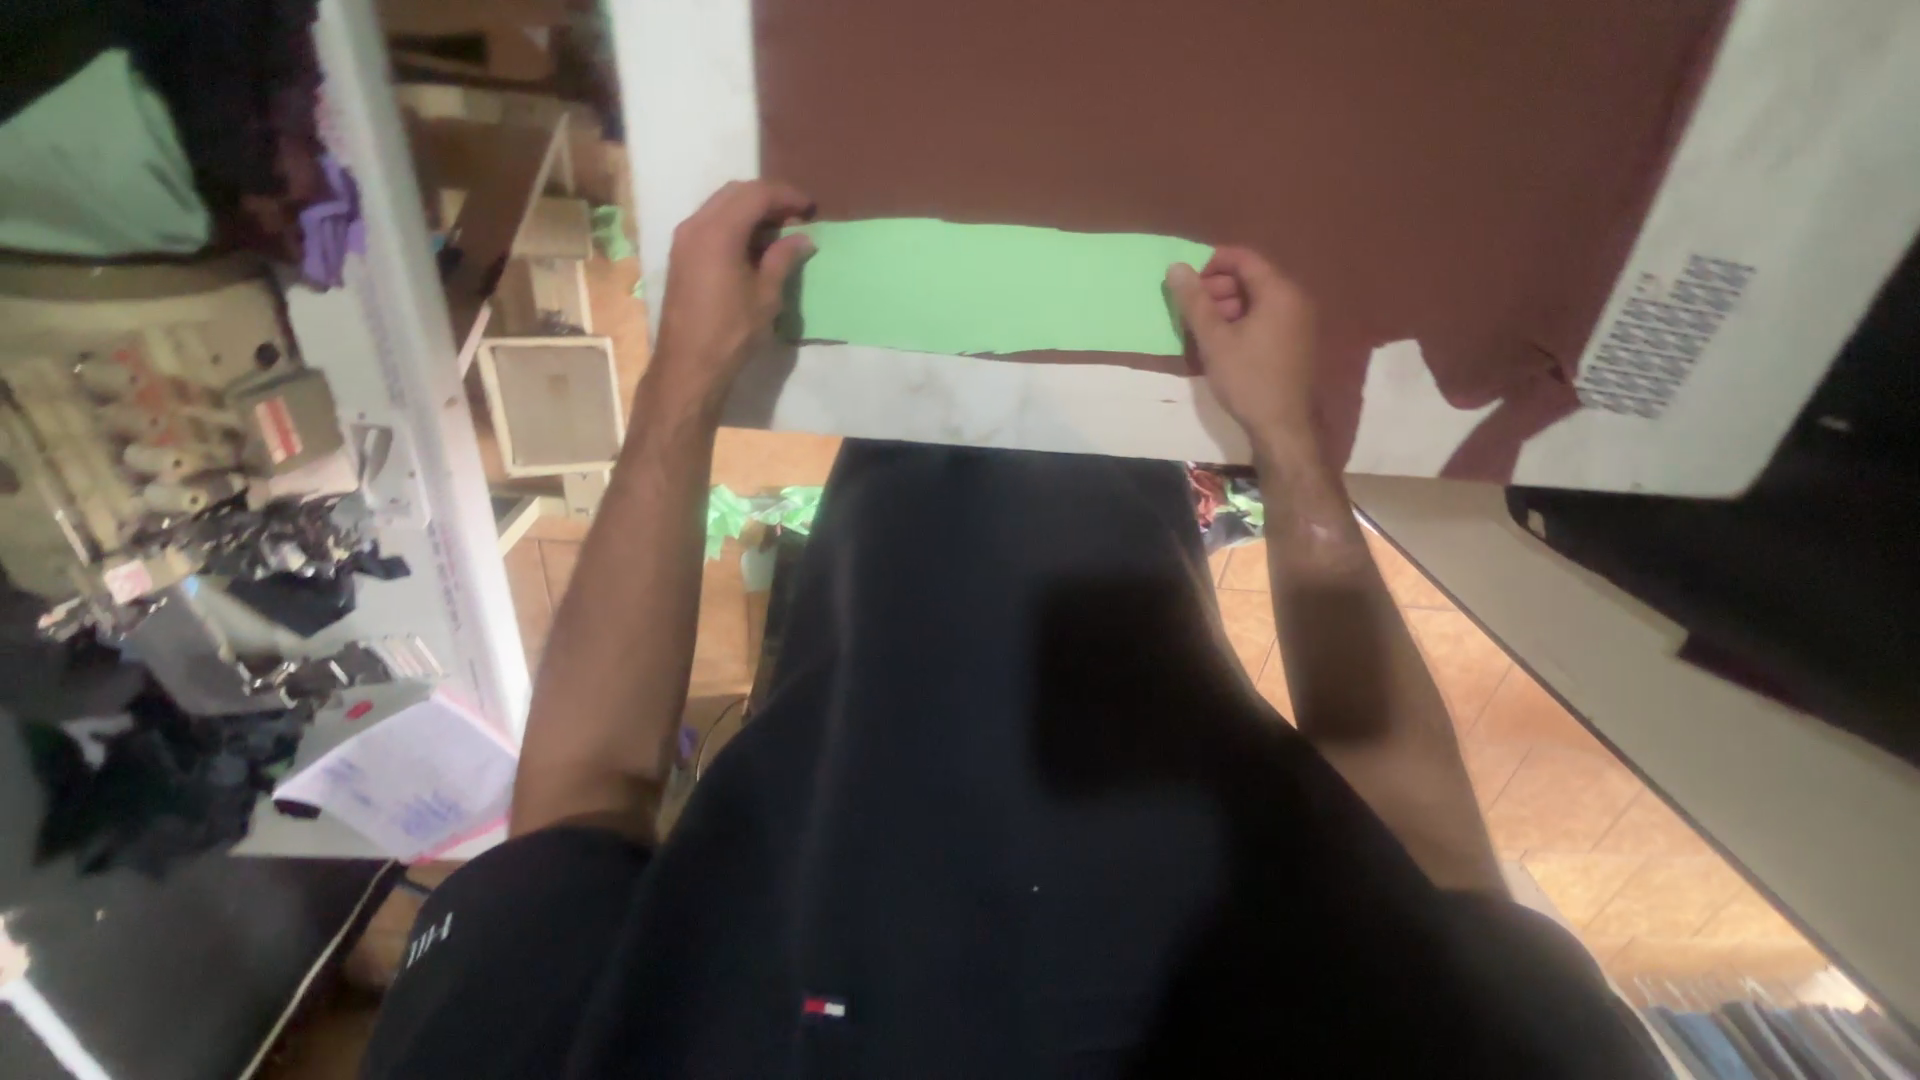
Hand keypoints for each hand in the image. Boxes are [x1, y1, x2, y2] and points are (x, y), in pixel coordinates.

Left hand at [648, 180, 816, 417]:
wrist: (689, 363)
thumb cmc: (731, 332)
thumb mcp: (766, 295)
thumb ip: (783, 259)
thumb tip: (802, 238)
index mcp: (718, 232)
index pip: (756, 194)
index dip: (786, 196)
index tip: (810, 208)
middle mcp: (696, 225)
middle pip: (736, 192)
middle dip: (768, 198)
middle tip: (796, 217)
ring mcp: (684, 238)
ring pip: (721, 205)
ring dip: (751, 210)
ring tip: (779, 231)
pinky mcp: (681, 254)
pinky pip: (710, 222)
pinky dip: (735, 223)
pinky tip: (754, 244)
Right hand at [1166, 247, 1319, 443]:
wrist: (1281, 424)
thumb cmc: (1247, 379)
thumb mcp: (1214, 339)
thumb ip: (1194, 301)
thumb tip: (1175, 267)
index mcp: (1279, 291)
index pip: (1244, 258)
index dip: (1211, 263)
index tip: (1187, 283)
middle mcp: (1295, 299)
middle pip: (1252, 277)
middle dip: (1218, 287)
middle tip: (1192, 311)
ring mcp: (1299, 321)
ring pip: (1258, 299)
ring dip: (1228, 306)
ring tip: (1203, 330)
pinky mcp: (1296, 341)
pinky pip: (1267, 317)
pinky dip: (1243, 321)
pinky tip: (1223, 344)